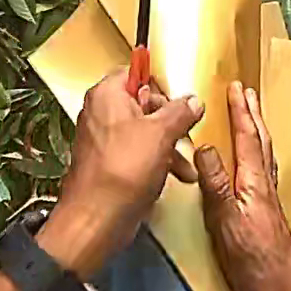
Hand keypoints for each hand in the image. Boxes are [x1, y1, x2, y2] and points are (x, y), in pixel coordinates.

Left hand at [48, 71, 203, 274]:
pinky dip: (155, 159)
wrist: (98, 217)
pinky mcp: (108, 161)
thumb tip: (192, 101)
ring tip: (184, 162)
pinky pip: (136, 151)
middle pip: (141, 103)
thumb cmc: (123, 170)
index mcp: (107, 94)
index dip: (158, 86)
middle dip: (168, 119)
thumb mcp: (162, 134)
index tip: (176, 100)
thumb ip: (180, 112)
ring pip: (142, 129)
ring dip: (167, 143)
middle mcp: (100, 111)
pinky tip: (175, 175)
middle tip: (184, 132)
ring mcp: (102, 137)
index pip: (134, 72)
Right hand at [196, 81, 290, 290]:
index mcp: (254, 182)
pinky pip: (264, 169)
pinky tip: (256, 161)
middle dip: (252, 114)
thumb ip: (216, 184)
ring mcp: (269, 200)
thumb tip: (205, 145)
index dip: (240, 112)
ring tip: (252, 115)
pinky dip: (259, 152)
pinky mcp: (269, 214)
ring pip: (265, 154)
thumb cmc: (253, 262)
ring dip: (258, 130)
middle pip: (261, 141)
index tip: (235, 87)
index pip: (247, 139)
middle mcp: (265, 185)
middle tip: (247, 91)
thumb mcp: (226, 221)